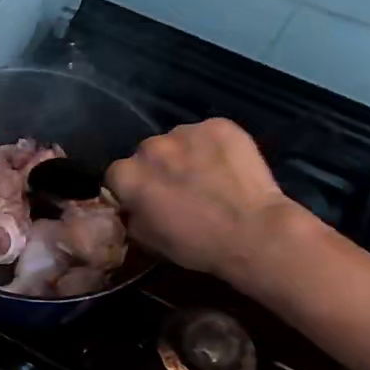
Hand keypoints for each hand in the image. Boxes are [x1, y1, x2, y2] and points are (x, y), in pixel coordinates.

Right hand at [105, 118, 299, 278]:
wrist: (252, 231)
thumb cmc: (196, 244)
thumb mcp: (148, 240)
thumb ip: (130, 216)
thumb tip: (130, 206)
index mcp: (127, 175)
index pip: (117, 175)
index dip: (131, 188)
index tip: (147, 200)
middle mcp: (150, 147)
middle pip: (147, 154)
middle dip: (157, 168)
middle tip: (179, 189)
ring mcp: (185, 133)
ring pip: (177, 141)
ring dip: (184, 155)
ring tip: (206, 177)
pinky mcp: (218, 125)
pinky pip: (207, 134)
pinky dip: (213, 147)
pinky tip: (226, 167)